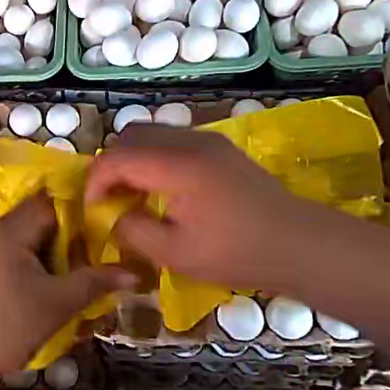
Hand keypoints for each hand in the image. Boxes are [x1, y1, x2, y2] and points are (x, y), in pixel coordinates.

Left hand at [0, 194, 132, 389]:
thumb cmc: (5, 328)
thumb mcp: (58, 304)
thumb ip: (97, 282)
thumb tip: (135, 273)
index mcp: (9, 229)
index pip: (52, 202)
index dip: (82, 212)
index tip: (107, 230)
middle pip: (39, 220)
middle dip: (70, 238)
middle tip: (98, 258)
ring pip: (27, 241)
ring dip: (53, 257)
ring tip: (77, 279)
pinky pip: (12, 258)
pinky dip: (34, 268)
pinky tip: (48, 292)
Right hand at [86, 125, 330, 292]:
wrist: (297, 243)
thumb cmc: (236, 253)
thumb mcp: (175, 253)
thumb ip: (133, 230)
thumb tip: (110, 216)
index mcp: (179, 165)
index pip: (117, 157)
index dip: (95, 182)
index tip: (93, 211)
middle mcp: (192, 141)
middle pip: (132, 135)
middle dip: (112, 166)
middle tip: (111, 202)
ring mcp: (209, 140)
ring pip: (153, 135)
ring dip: (134, 161)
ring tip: (135, 198)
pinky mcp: (220, 148)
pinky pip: (173, 142)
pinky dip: (155, 160)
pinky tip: (163, 192)